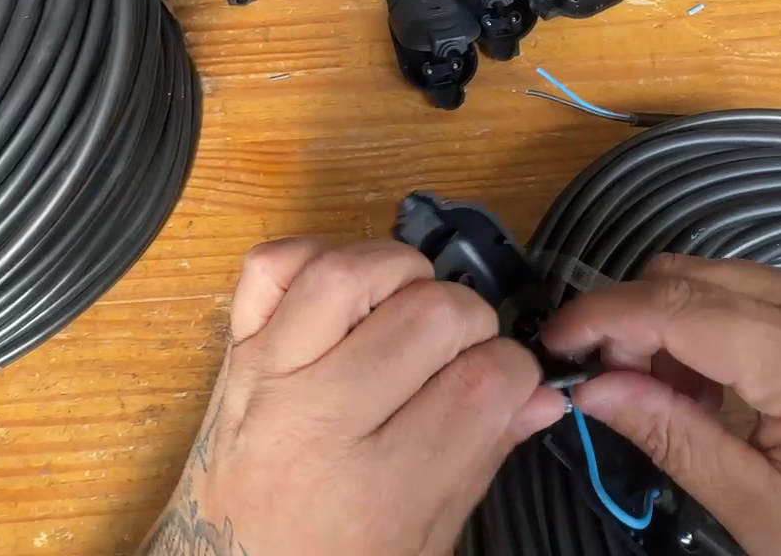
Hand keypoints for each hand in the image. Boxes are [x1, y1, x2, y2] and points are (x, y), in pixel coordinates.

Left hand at [142, 239, 567, 555]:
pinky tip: (346, 288)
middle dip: (471, 317)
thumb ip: (483, 457)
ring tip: (411, 299)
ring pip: (349, 271)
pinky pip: (271, 264)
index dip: (517, 369)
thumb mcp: (424, 543)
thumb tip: (542, 393)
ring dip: (400, 269)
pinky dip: (316, 254)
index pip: (482, 385)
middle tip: (463, 344)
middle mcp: (318, 423)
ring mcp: (268, 374)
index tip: (511, 376)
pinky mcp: (237, 346)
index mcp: (376, 495)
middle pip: (428, 315)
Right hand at [539, 254, 780, 555]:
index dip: (602, 318)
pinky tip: (701, 383)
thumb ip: (669, 435)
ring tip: (659, 395)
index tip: (551, 342)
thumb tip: (585, 387)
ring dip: (660, 322)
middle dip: (628, 321)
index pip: (677, 310)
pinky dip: (696, 324)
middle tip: (606, 386)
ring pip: (704, 276)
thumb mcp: (762, 514)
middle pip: (685, 278)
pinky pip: (736, 291)